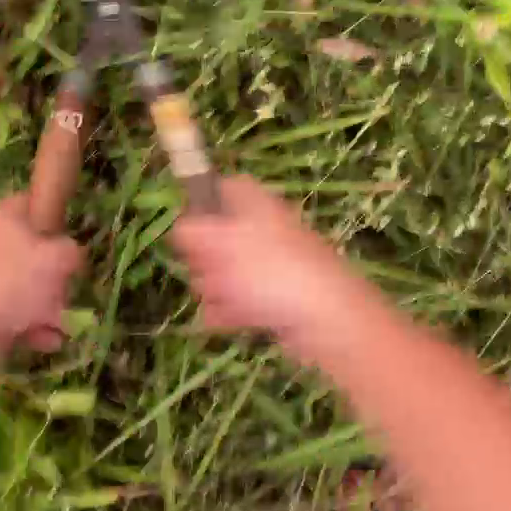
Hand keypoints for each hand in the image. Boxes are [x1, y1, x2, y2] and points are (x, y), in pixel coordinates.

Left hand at [0, 194, 81, 354]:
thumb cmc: (14, 283)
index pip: (31, 202)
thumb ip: (71, 251)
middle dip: (54, 277)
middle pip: (30, 250)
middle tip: (66, 292)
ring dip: (46, 307)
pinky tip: (46, 341)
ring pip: (22, 284)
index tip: (69, 242)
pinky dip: (28, 324)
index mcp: (3, 215)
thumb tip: (69, 254)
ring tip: (60, 327)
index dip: (54, 218)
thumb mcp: (58, 260)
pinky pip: (9, 309)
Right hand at [171, 176, 385, 363]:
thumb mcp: (223, 243)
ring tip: (222, 300)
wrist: (330, 318)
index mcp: (252, 202)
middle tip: (207, 271)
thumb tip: (180, 228)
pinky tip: (220, 321)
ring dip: (215, 286)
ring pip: (227, 269)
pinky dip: (229, 309)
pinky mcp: (275, 296)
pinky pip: (241, 298)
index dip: (198, 207)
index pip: (217, 189)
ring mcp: (269, 263)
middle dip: (205, 258)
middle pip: (217, 234)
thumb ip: (193, 232)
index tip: (188, 231)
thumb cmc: (272, 270)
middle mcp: (261, 227)